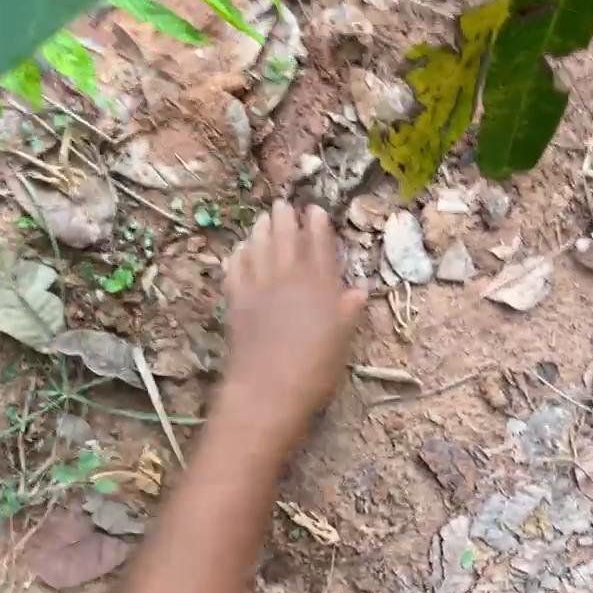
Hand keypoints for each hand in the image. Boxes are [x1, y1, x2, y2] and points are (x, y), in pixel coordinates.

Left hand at [219, 201, 365, 443]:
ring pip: (258, 246)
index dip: (318, 225)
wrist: (268, 388)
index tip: (316, 210)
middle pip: (285, 237)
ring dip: (261, 230)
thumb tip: (358, 291)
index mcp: (320, 284)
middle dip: (286, 218)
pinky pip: (235, 269)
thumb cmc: (315, 369)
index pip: (319, 244)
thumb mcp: (342, 341)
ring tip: (263, 219)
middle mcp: (288, 276)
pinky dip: (238, 256)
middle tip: (283, 205)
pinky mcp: (235, 300)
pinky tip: (239, 251)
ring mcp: (258, 286)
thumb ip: (348, 312)